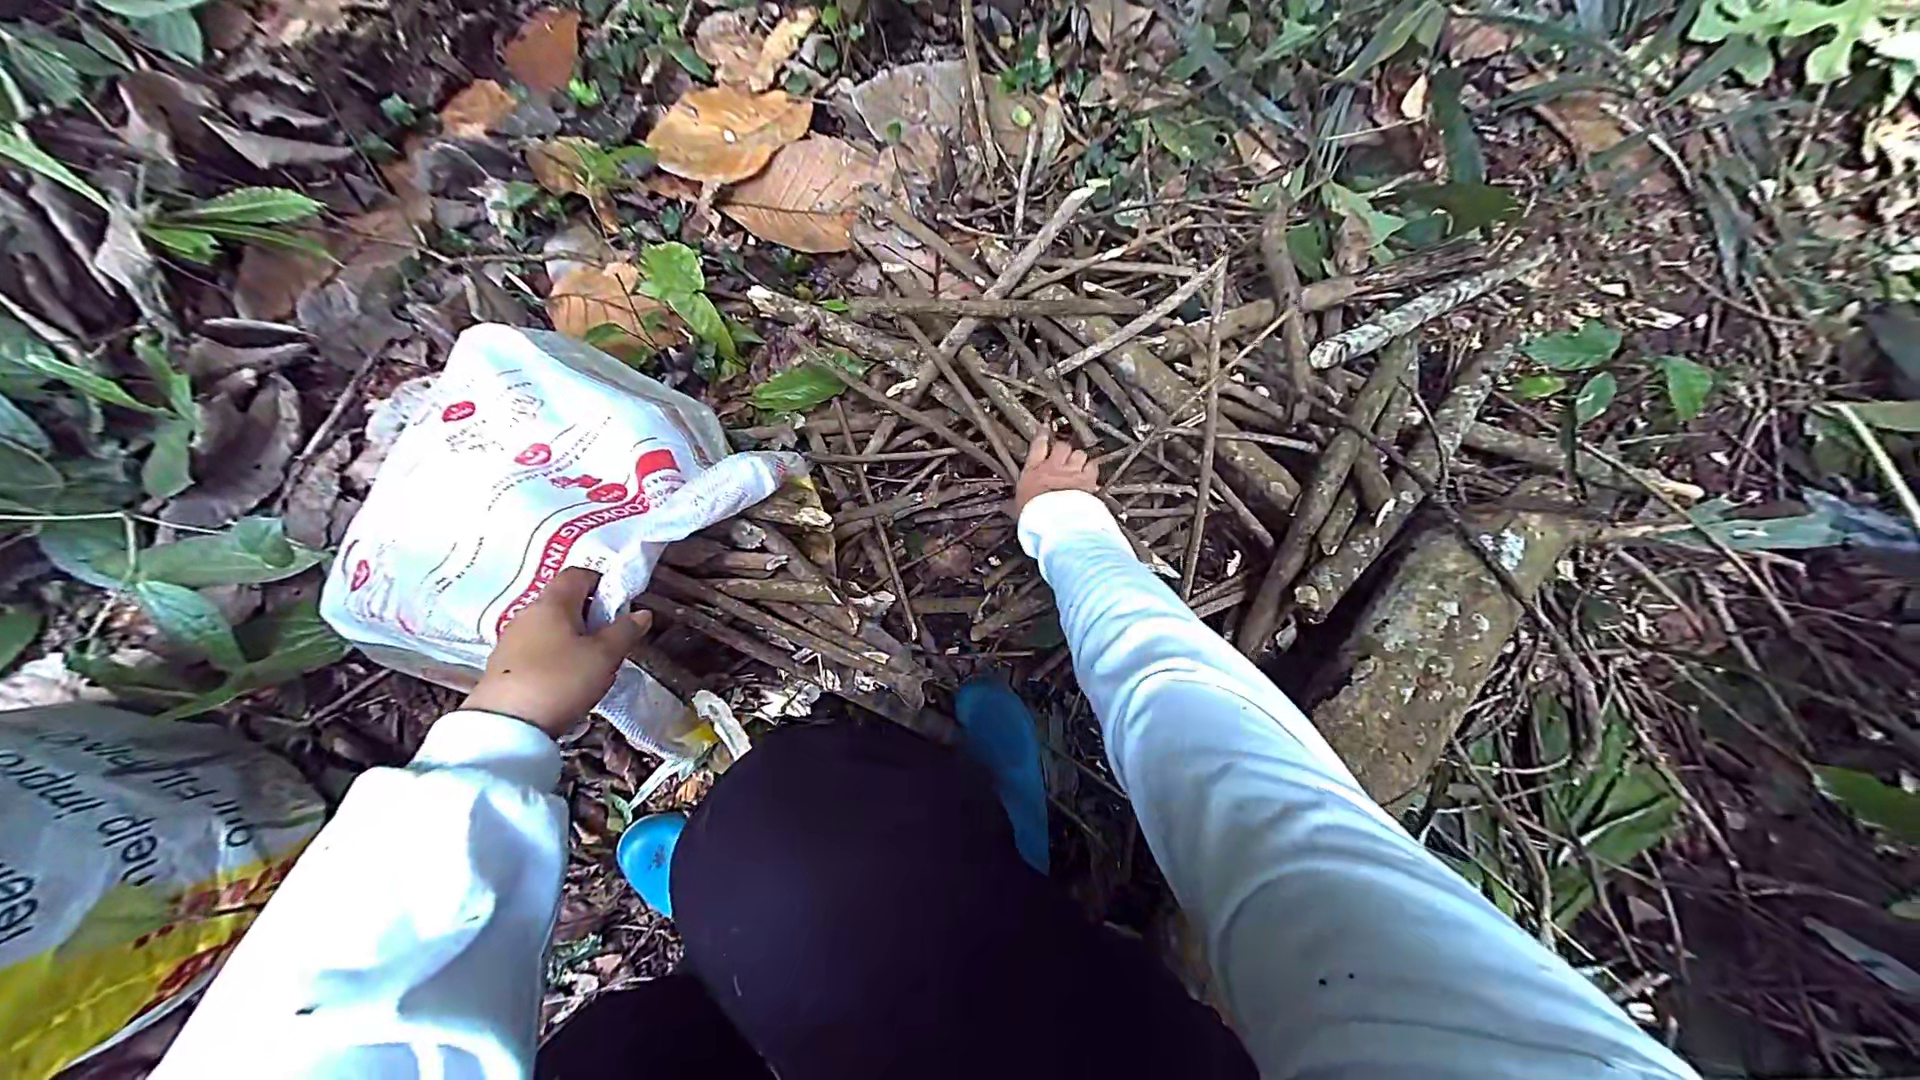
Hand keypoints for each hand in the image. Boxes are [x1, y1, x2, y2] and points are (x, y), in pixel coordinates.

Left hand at [462, 567, 652, 737]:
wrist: (505, 726)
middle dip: (590, 611)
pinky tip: (568, 675)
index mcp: (552, 603)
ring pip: (550, 625)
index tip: (620, 601)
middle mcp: (527, 614)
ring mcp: (511, 640)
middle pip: (563, 600)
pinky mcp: (503, 665)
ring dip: (573, 634)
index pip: (577, 574)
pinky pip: (536, 647)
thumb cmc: (562, 679)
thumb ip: (626, 630)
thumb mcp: (605, 655)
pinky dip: (555, 652)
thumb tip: (642, 613)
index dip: (602, 581)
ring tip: (593, 658)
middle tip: (613, 632)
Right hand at [1010, 431, 1099, 518]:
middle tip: (1064, 455)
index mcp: (1033, 472)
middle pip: (1061, 446)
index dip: (1042, 437)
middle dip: (1063, 449)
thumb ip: (1022, 499)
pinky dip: (1092, 469)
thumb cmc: (1035, 517)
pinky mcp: (1087, 480)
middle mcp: (1053, 467)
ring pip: (1078, 453)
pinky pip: (1092, 466)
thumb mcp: (1020, 506)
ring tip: (1078, 465)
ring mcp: (1072, 472)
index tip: (1044, 434)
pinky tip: (1090, 474)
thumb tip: (1010, 506)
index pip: (1038, 446)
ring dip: (1079, 458)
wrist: (1055, 523)